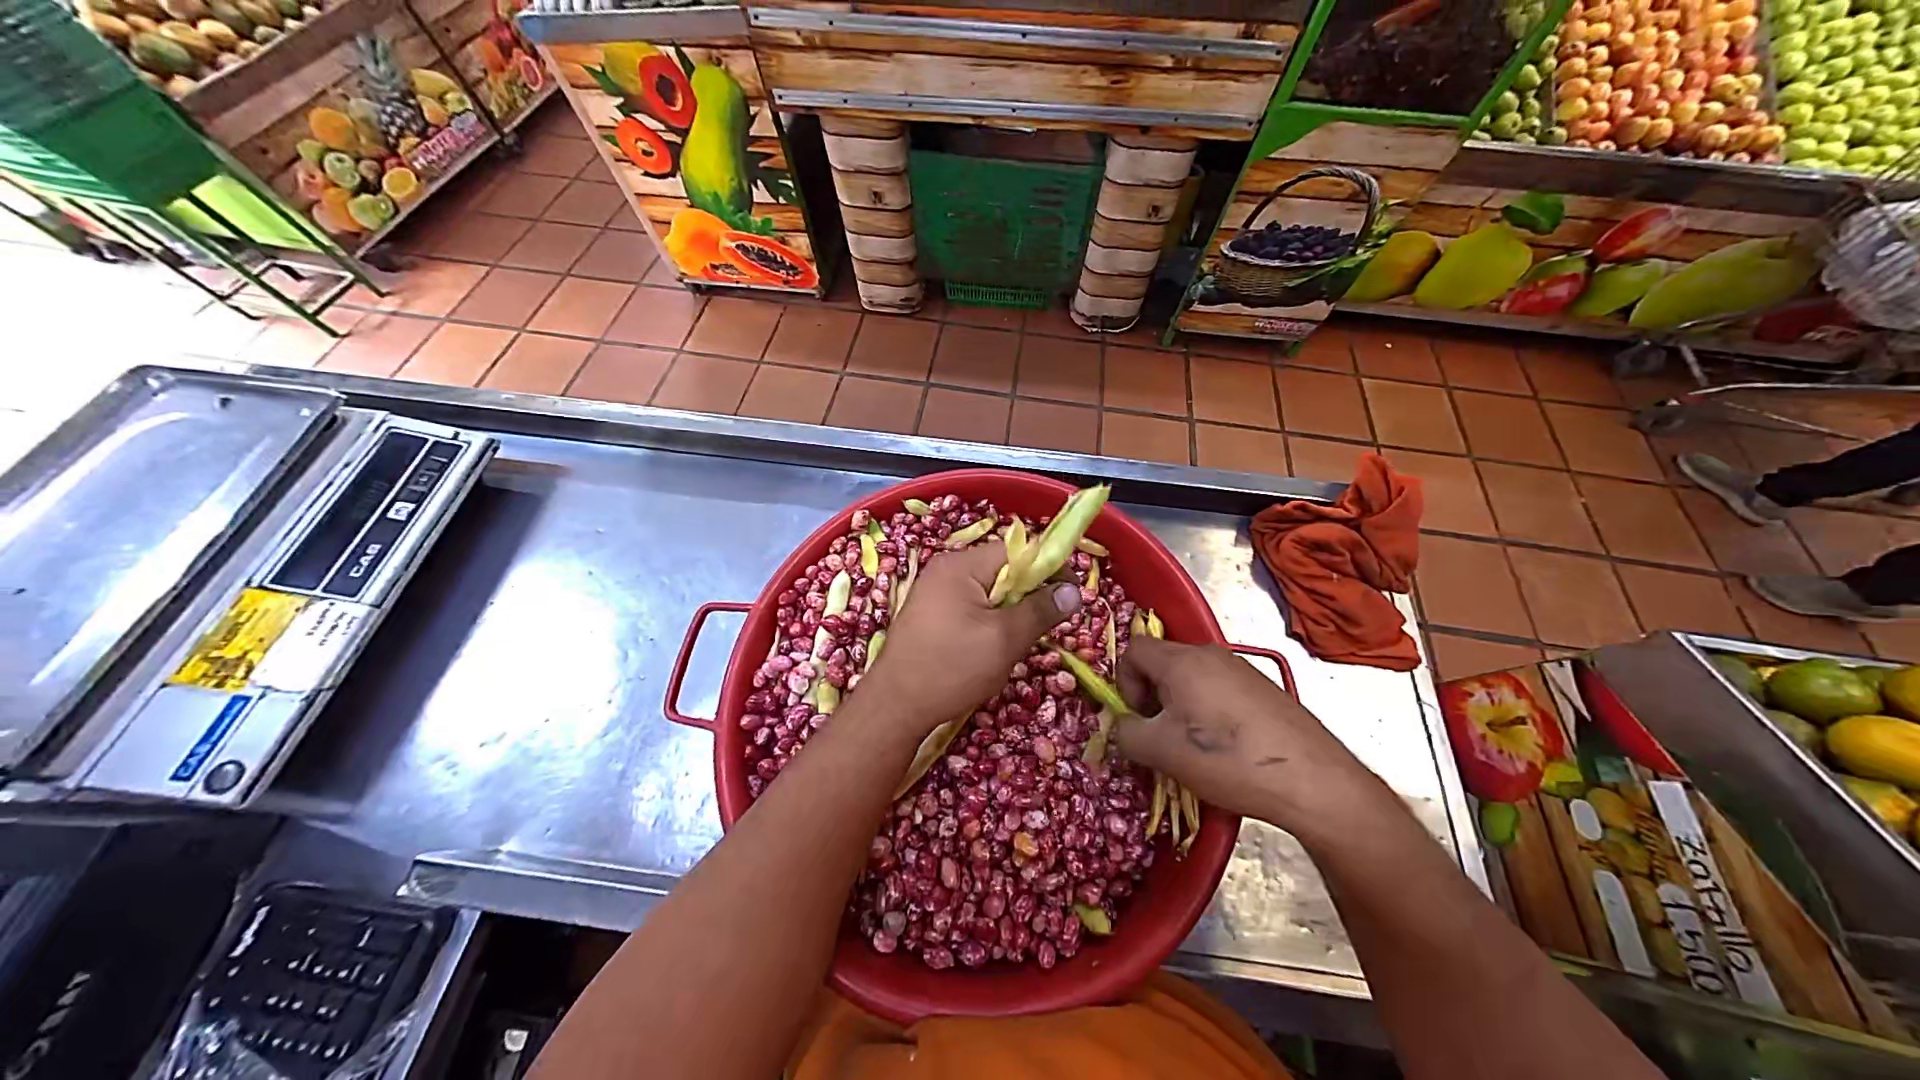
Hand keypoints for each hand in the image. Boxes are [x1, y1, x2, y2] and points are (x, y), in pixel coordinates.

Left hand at [856, 542, 1080, 734]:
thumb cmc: (951, 669)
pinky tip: (993, 647)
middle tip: (1046, 624)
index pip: (1018, 550)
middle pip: (1003, 569)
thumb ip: (1041, 611)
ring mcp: (934, 592)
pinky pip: (971, 606)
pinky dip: (990, 621)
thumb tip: (1074, 591)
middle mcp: (945, 570)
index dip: (1050, 568)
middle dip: (1030, 593)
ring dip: (1011, 610)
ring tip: (1018, 640)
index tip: (1070, 594)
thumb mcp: (1004, 640)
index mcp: (961, 565)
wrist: (895, 706)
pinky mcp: (930, 614)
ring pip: (989, 590)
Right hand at [1112, 636, 1403, 846]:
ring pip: (1192, 679)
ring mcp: (1242, 670)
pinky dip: (1210, 713)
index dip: (1124, 683)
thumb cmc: (1228, 760)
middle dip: (1152, 698)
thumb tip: (1123, 727)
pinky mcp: (1265, 691)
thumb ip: (1126, 733)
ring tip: (1194, 749)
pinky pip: (1220, 692)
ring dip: (1180, 708)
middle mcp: (1212, 655)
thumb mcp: (1160, 751)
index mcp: (1181, 660)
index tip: (1138, 719)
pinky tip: (1227, 751)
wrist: (1313, 782)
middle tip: (1160, 737)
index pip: (1133, 651)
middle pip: (1163, 663)